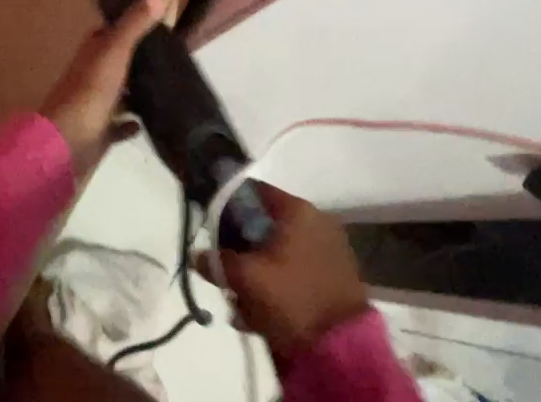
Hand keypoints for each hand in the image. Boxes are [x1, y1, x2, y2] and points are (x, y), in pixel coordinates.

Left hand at [39, 0, 162, 176]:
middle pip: (114, 64)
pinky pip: (118, 126)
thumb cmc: (90, 93)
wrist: (67, 144)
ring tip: (167, 87)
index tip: (153, 24)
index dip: (126, 26)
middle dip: (136, 60)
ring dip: (136, 92)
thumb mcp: (114, 53)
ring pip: (118, 95)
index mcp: (91, 55)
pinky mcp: (99, 135)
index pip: (107, 34)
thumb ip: (133, 26)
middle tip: (169, 57)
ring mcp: (93, 108)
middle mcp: (90, 78)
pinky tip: (147, 122)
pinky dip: (130, 124)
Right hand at [199, 183, 369, 357]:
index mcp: (297, 210)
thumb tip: (197, 255)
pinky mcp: (334, 274)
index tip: (211, 229)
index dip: (227, 207)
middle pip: (264, 224)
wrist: (343, 349)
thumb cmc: (292, 299)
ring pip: (278, 251)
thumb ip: (218, 262)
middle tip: (226, 272)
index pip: (252, 191)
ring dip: (257, 272)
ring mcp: (329, 248)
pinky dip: (277, 284)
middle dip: (240, 249)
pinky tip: (261, 312)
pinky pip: (295, 269)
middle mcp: (316, 220)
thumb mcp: (248, 279)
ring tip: (241, 303)